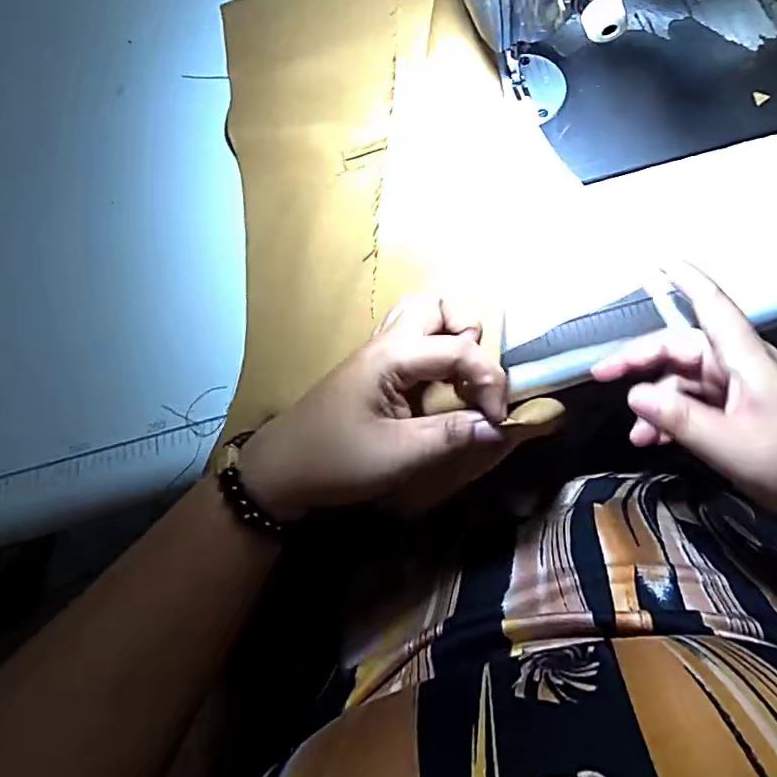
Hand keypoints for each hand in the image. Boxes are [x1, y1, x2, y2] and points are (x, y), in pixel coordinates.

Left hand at [235, 295, 509, 521]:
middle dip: (471, 335)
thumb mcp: (399, 455)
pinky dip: (438, 345)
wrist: (279, 471)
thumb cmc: (336, 461)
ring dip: (452, 333)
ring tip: (463, 372)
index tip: (497, 418)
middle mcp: (387, 342)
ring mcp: (380, 350)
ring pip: (424, 313)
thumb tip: (497, 426)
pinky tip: (441, 378)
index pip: (459, 347)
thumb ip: (452, 435)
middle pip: (439, 306)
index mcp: (392, 357)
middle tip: (476, 378)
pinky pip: (415, 335)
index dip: (489, 380)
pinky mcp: (377, 365)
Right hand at [590, 265, 776, 540]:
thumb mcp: (730, 445)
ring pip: (688, 381)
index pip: (710, 304)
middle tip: (601, 376)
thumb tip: (632, 394)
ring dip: (658, 402)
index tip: (658, 261)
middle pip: (683, 347)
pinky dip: (677, 418)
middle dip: (641, 360)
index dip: (685, 280)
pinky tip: (656, 441)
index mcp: (744, 357)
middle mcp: (741, 365)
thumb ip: (680, 418)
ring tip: (635, 434)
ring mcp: (744, 390)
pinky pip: (701, 405)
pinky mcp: (747, 413)